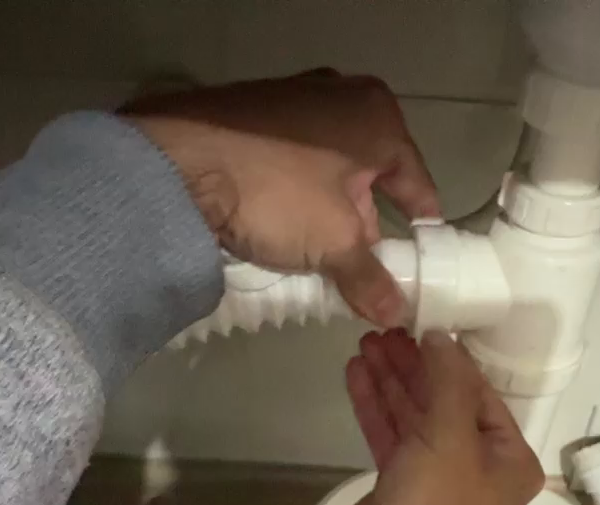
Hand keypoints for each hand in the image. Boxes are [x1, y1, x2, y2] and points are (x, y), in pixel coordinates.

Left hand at [123, 71, 440, 326]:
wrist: (180, 163)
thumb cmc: (279, 194)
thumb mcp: (335, 243)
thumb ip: (371, 279)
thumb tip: (395, 313)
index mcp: (378, 117)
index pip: (417, 184)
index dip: (420, 231)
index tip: (419, 265)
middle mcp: (343, 97)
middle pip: (372, 180)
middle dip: (368, 230)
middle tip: (363, 274)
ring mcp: (296, 100)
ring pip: (331, 176)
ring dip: (330, 220)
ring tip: (321, 262)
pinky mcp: (256, 116)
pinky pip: (295, 168)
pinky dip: (298, 202)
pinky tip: (285, 233)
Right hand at [330, 330, 543, 504]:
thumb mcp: (450, 436)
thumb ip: (448, 380)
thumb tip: (441, 337)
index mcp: (507, 457)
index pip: (480, 392)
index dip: (449, 357)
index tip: (421, 324)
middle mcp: (477, 463)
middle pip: (444, 400)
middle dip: (413, 366)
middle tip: (384, 329)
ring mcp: (436, 474)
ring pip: (414, 415)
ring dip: (390, 381)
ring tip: (365, 343)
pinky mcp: (400, 482)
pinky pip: (390, 435)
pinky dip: (375, 406)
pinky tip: (356, 374)